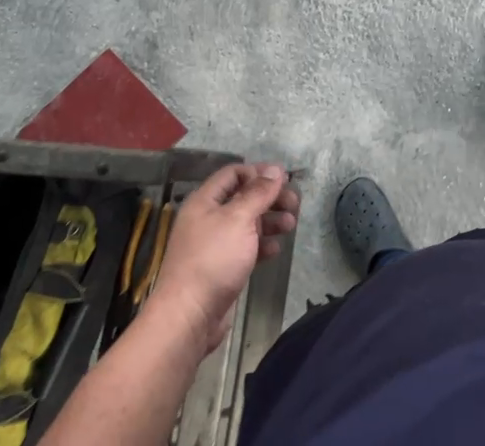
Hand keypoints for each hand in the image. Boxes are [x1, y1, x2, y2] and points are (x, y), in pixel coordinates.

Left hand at [150, 163, 299, 352]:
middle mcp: (208, 218)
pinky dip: (262, 245)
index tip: (285, 179)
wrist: (190, 315)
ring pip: (247, 223)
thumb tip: (276, 169)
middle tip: (294, 203)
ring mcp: (215, 244)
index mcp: (205, 201)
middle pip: (243, 198)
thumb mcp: (239, 219)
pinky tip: (275, 249)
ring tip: (291, 225)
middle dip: (270, 198)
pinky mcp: (222, 267)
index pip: (233, 174)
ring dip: (270, 220)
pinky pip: (246, 247)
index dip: (259, 172)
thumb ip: (259, 193)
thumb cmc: (213, 259)